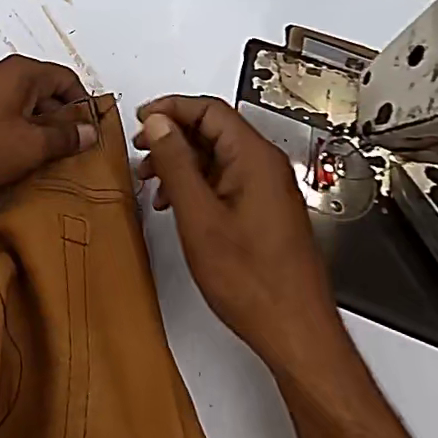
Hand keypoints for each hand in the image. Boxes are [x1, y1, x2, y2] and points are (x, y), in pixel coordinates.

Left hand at [0, 55, 96, 200]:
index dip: (83, 105)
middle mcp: (1, 74)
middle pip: (45, 92)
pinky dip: (13, 133)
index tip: (90, 132)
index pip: (67, 80)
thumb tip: (86, 132)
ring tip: (41, 160)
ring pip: (22, 106)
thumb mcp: (30, 147)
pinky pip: (2, 116)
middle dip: (60, 120)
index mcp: (22, 73)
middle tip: (69, 151)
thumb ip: (64, 138)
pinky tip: (12, 159)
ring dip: (36, 130)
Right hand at [134, 96, 341, 367]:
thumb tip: (158, 125)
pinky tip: (176, 202)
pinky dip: (195, 181)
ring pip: (217, 154)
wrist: (294, 329)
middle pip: (213, 128)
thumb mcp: (198, 216)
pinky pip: (225, 177)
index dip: (170, 108)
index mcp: (254, 158)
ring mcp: (267, 187)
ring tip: (153, 178)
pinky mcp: (264, 207)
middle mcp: (265, 166)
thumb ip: (175, 163)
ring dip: (181, 160)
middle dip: (172, 135)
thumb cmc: (256, 283)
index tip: (142, 117)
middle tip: (142, 146)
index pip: (209, 109)